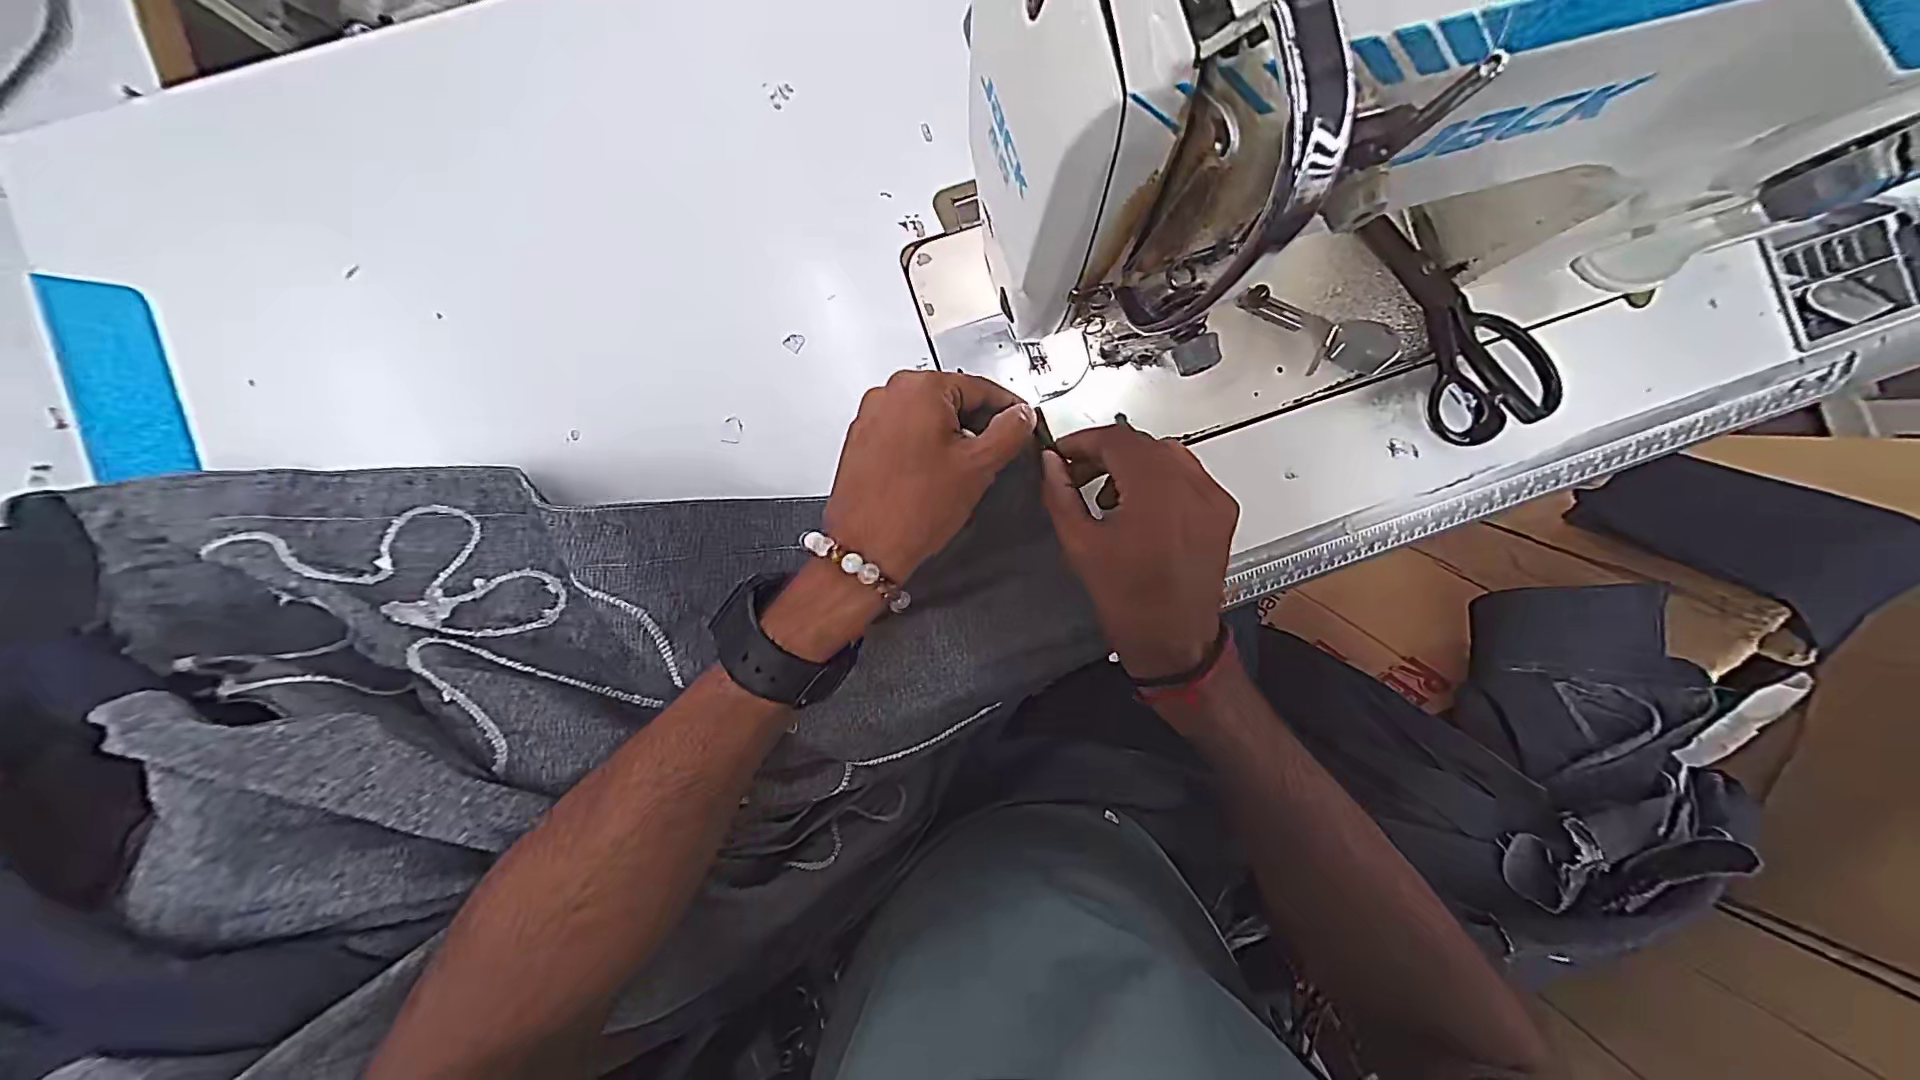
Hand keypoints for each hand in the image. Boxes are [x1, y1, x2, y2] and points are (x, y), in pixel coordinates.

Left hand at [821, 370, 1036, 579]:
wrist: (867, 546)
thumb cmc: (910, 510)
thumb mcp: (979, 466)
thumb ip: (1010, 432)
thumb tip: (1021, 416)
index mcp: (920, 388)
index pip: (980, 388)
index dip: (1008, 409)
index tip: (1020, 421)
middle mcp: (889, 394)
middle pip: (951, 401)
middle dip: (975, 427)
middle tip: (990, 456)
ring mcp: (871, 417)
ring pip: (927, 418)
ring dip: (948, 440)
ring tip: (954, 475)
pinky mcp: (862, 440)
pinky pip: (903, 434)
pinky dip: (922, 450)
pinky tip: (929, 479)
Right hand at [1039, 424, 1238, 679]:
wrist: (1173, 641)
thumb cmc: (1131, 603)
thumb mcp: (1080, 544)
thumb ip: (1060, 494)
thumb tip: (1051, 465)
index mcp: (1156, 491)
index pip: (1116, 438)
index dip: (1081, 441)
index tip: (1062, 452)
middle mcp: (1192, 486)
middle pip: (1141, 443)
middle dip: (1104, 453)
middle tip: (1076, 472)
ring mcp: (1211, 498)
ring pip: (1165, 456)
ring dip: (1131, 465)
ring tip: (1105, 494)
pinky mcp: (1221, 511)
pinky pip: (1187, 476)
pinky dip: (1158, 480)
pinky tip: (1137, 507)